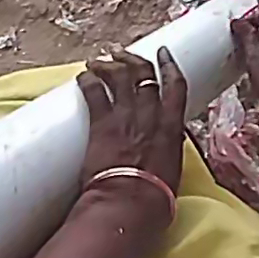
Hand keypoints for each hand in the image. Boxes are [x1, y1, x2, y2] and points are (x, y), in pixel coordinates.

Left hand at [77, 49, 186, 214]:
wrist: (127, 204)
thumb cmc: (154, 198)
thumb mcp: (173, 167)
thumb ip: (170, 148)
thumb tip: (170, 144)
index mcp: (171, 125)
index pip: (175, 85)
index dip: (169, 65)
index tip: (163, 53)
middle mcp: (150, 114)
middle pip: (144, 74)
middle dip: (133, 59)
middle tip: (123, 53)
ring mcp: (125, 117)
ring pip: (119, 77)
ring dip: (109, 64)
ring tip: (99, 61)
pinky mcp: (101, 125)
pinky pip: (94, 93)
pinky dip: (89, 81)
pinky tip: (83, 76)